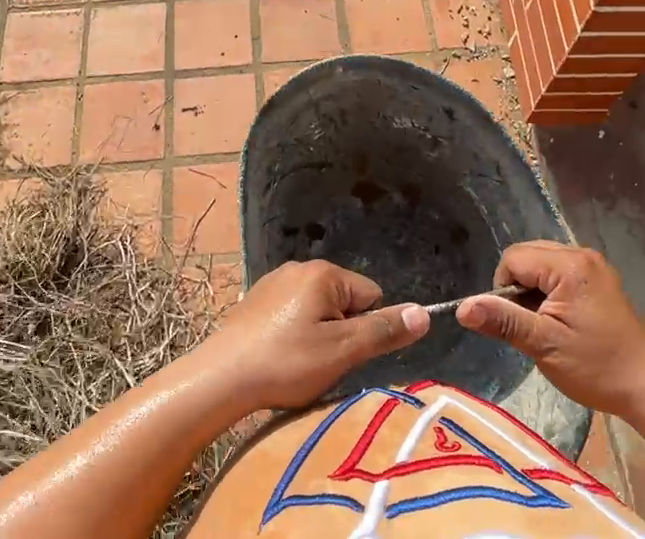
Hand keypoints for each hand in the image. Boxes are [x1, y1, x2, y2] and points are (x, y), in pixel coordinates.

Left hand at [192, 260, 430, 410]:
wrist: (221, 377)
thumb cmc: (286, 363)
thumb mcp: (342, 351)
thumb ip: (384, 331)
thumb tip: (424, 313)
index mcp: (323, 273)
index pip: (371, 296)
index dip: (365, 330)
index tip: (341, 353)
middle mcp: (299, 267)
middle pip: (344, 302)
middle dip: (341, 333)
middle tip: (319, 362)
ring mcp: (274, 282)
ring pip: (318, 311)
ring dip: (317, 336)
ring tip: (297, 364)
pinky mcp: (256, 301)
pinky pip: (293, 315)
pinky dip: (293, 335)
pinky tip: (277, 358)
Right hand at [456, 241, 644, 413]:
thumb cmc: (596, 366)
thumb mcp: (543, 345)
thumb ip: (503, 320)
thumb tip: (462, 308)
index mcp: (569, 265)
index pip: (513, 258)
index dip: (504, 289)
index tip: (519, 323)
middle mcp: (582, 255)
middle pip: (527, 255)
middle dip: (519, 287)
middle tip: (533, 325)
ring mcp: (594, 267)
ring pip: (542, 264)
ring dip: (534, 291)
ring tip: (547, 325)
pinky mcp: (600, 281)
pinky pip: (560, 273)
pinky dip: (550, 293)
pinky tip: (562, 321)